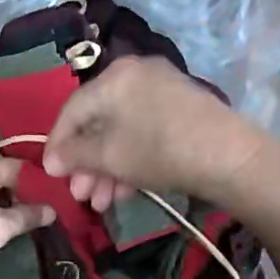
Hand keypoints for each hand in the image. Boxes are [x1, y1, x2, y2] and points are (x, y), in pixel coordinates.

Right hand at [43, 56, 265, 209]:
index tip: (51, 174)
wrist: (227, 156)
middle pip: (97, 123)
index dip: (57, 145)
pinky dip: (129, 161)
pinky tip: (124, 192)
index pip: (71, 110)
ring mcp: (160, 92)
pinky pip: (141, 133)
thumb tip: (51, 160)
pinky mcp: (179, 111)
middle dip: (86, 164)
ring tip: (101, 202)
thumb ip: (75, 156)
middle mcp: (135, 76)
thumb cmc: (158, 151)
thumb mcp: (109, 156)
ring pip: (120, 133)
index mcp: (113, 78)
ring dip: (106, 170)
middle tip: (80, 195)